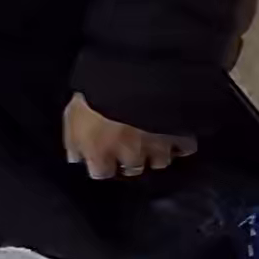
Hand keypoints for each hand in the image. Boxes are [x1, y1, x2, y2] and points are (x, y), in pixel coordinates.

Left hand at [62, 93, 197, 179]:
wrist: (132, 84)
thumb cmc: (96, 101)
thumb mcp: (72, 117)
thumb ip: (74, 142)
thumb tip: (77, 159)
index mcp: (101, 153)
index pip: (102, 173)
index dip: (102, 166)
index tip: (102, 160)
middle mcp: (131, 156)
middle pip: (134, 170)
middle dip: (130, 162)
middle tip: (129, 151)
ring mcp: (158, 148)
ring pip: (161, 162)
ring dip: (156, 156)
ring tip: (154, 146)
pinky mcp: (180, 138)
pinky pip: (185, 148)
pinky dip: (182, 147)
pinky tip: (177, 140)